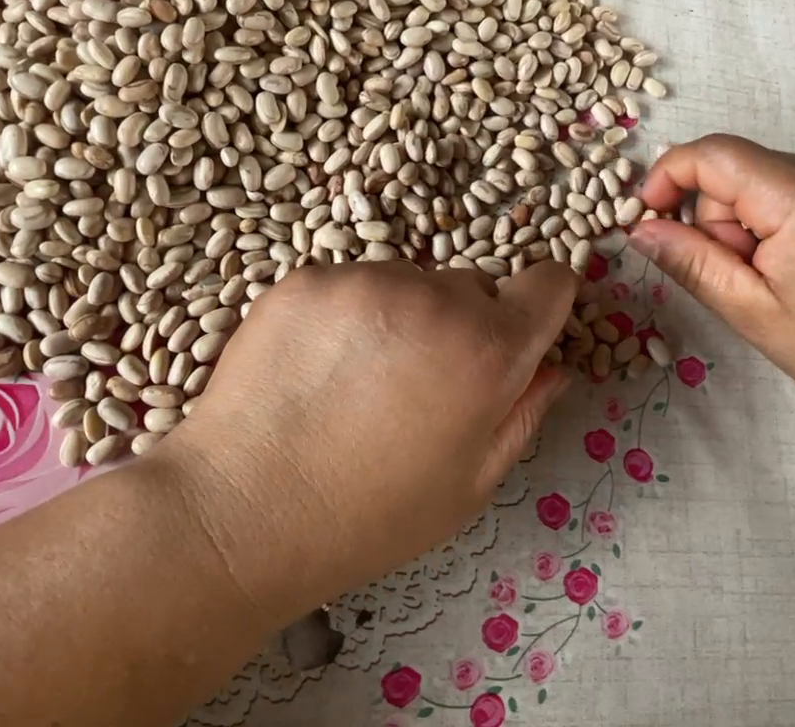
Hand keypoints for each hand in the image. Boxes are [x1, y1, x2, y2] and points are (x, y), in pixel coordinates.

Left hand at [153, 260, 576, 622]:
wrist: (241, 514)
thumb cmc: (369, 516)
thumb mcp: (470, 485)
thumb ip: (523, 414)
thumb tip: (554, 367)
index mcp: (488, 349)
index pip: (549, 282)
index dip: (540, 306)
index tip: (518, 333)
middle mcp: (434, 297)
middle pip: (473, 287)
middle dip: (462, 324)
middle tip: (419, 382)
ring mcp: (365, 279)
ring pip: (409, 283)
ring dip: (402, 316)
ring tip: (357, 380)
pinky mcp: (308, 278)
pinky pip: (351, 283)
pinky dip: (347, 314)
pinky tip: (316, 367)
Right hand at [628, 135, 794, 444]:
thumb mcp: (755, 314)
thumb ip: (692, 263)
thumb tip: (639, 229)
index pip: (713, 153)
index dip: (668, 176)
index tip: (648, 219)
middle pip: (738, 169)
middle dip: (719, 218)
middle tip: (744, 279)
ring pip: (766, 180)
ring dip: (751, 222)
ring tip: (783, 279)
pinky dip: (783, 219)